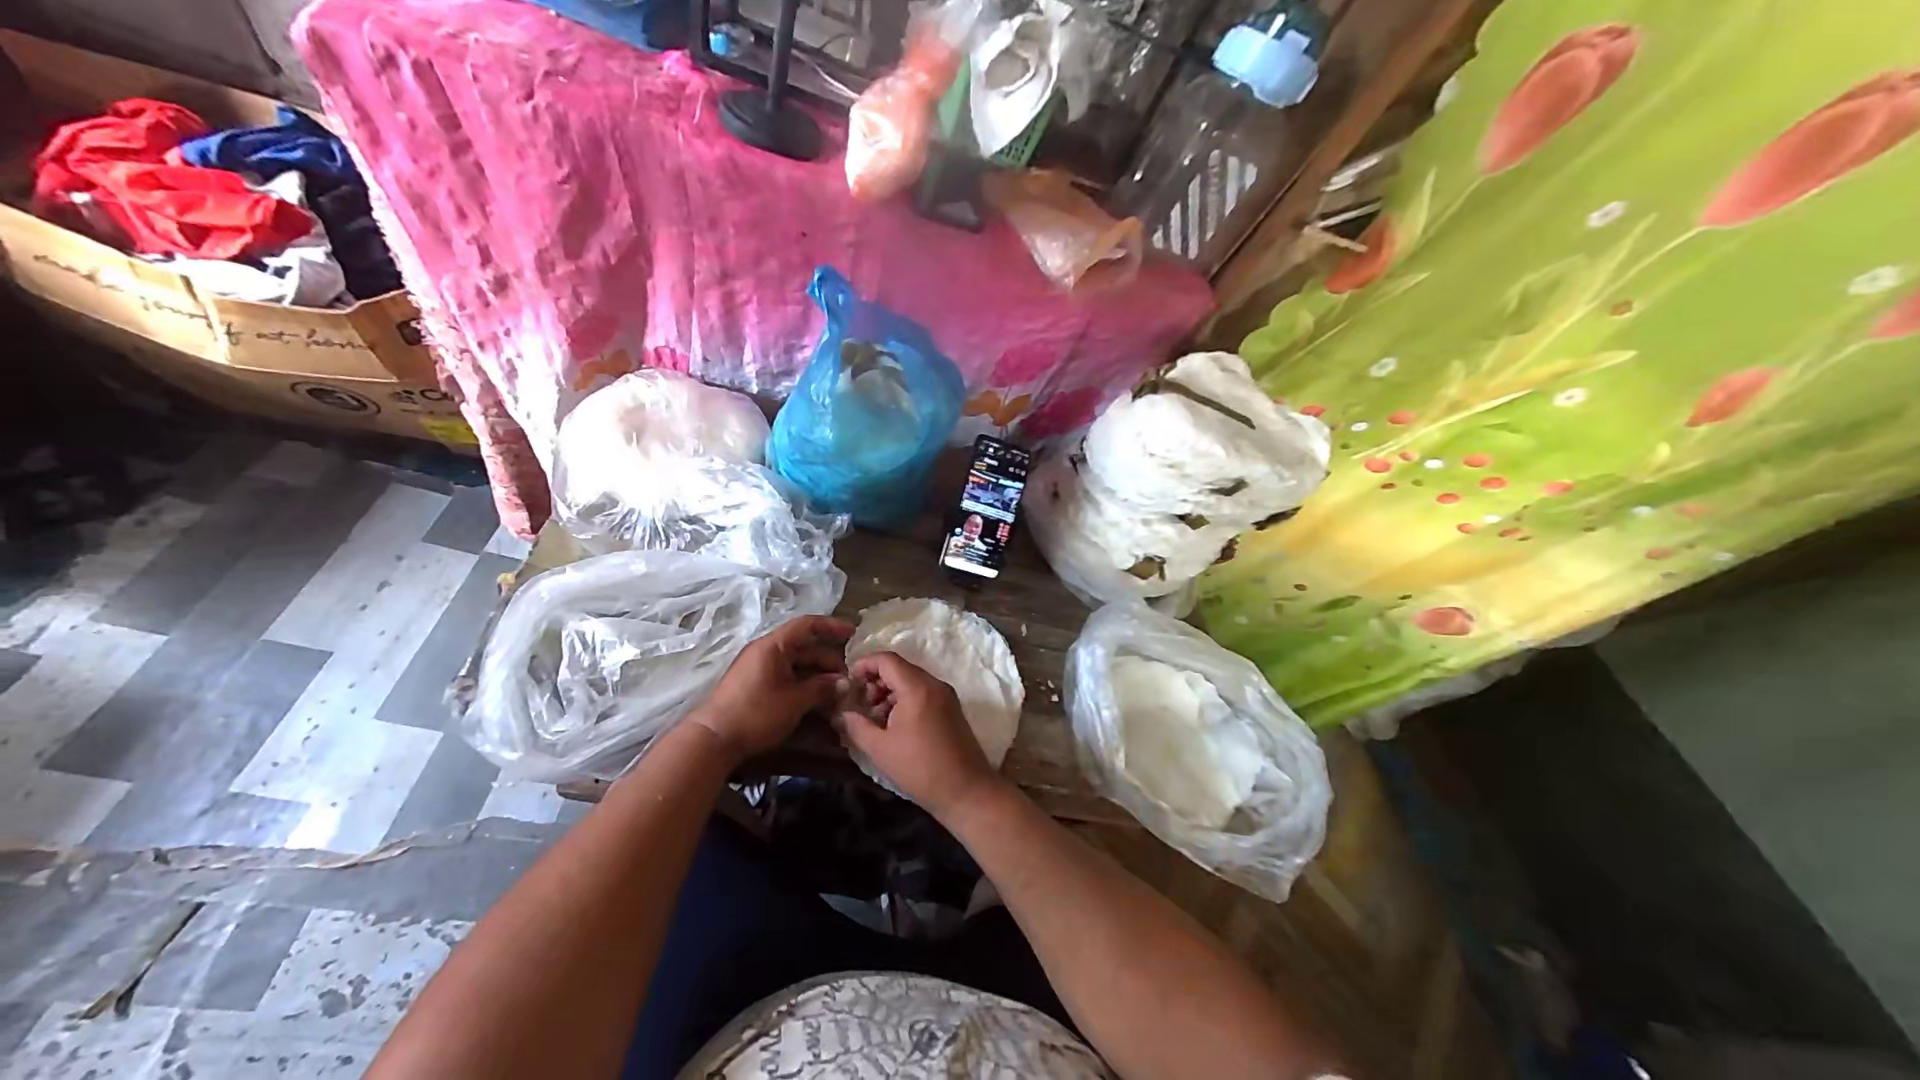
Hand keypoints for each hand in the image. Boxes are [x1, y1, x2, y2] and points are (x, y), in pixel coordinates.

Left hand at [691, 615, 853, 761]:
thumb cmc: (756, 713)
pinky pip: (785, 676)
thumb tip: (844, 683)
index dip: (832, 626)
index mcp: (773, 646)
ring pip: (795, 664)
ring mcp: (758, 668)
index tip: (853, 633)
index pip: (807, 625)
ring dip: (817, 675)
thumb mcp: (795, 701)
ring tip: (836, 692)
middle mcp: (765, 652)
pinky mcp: (754, 685)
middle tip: (848, 678)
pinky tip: (817, 701)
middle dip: (828, 660)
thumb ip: (822, 688)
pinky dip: (803, 684)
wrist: (714, 739)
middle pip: (803, 647)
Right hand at [833, 651, 1005, 816]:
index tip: (848, 681)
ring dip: (889, 692)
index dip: (864, 664)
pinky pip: (923, 693)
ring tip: (874, 718)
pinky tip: (893, 725)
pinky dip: (905, 700)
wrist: (966, 790)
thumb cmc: (920, 768)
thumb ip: (856, 726)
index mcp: (917, 688)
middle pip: (900, 668)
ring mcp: (946, 695)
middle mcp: (934, 684)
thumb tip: (840, 714)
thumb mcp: (880, 749)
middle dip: (875, 681)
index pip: (887, 659)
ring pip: (911, 681)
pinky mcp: (951, 709)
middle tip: (859, 703)